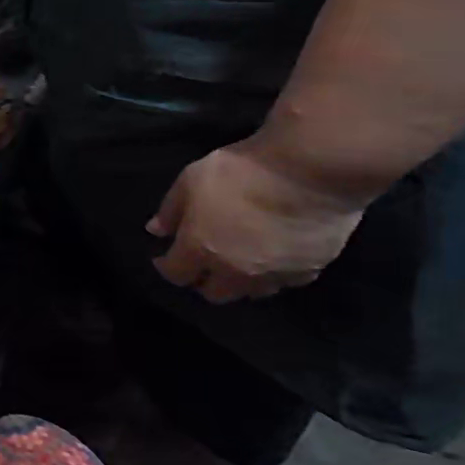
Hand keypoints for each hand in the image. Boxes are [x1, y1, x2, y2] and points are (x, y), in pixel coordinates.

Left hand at [145, 138, 367, 302]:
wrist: (308, 172)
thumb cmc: (240, 171)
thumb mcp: (190, 179)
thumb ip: (171, 209)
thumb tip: (155, 231)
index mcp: (201, 249)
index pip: (176, 274)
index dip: (166, 266)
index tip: (163, 257)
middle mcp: (235, 272)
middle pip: (214, 293)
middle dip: (202, 280)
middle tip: (200, 262)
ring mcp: (274, 276)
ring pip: (250, 293)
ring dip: (238, 282)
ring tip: (236, 262)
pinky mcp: (309, 271)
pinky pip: (284, 283)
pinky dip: (273, 275)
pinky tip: (272, 257)